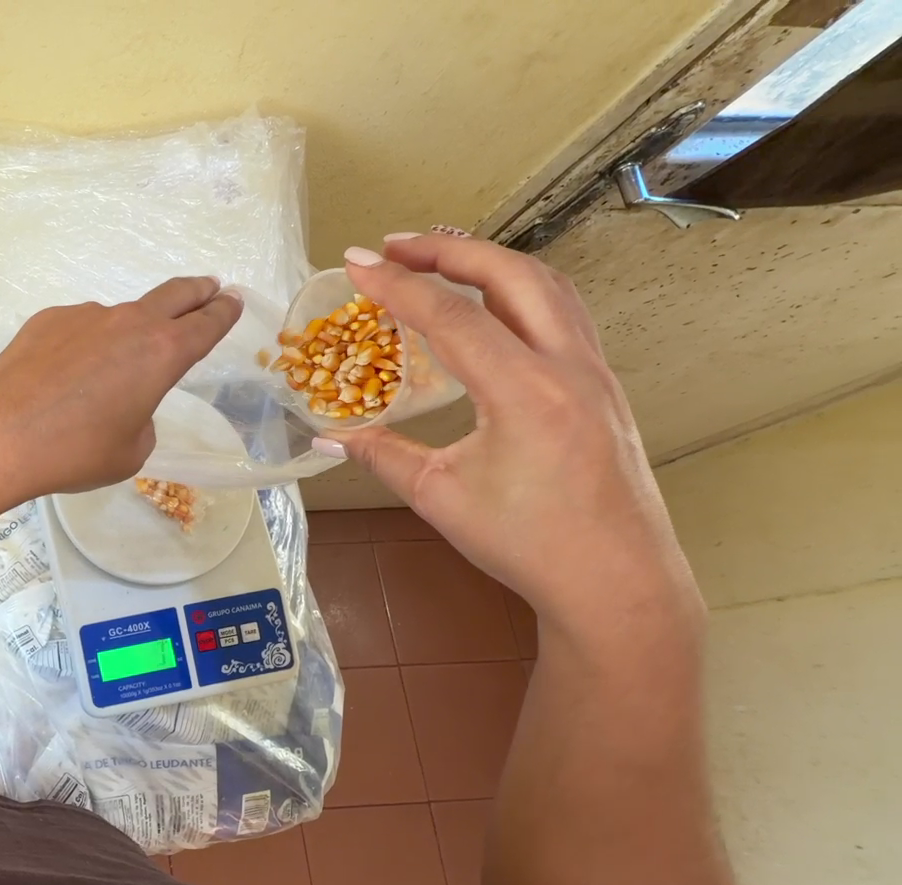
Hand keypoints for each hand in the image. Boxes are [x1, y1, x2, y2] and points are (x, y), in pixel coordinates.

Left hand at [0, 277, 241, 504]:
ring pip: (116, 318)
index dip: (223, 313)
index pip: (206, 324)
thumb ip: (141, 420)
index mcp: (162, 353)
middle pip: (173, 295)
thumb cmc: (75, 453)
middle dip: (195, 292)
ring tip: (104, 371)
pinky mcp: (44, 321)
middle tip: (208, 289)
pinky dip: (79, 346)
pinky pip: (75, 330)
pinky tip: (59, 377)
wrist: (0, 438)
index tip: (232, 300)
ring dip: (123, 333)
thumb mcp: (129, 453)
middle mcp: (127, 323)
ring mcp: (82, 316)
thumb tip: (124, 404)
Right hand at [327, 236, 700, 634]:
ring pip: (546, 285)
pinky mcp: (599, 384)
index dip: (397, 286)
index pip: (452, 317)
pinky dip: (516, 290)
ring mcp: (593, 371)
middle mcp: (568, 366)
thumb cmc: (525, 542)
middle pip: (512, 275)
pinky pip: (560, 312)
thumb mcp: (438, 497)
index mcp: (524, 392)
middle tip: (392, 246)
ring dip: (487, 262)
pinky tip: (485, 304)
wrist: (614, 580)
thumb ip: (381, 455)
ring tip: (434, 260)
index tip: (354, 264)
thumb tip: (326, 439)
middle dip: (449, 250)